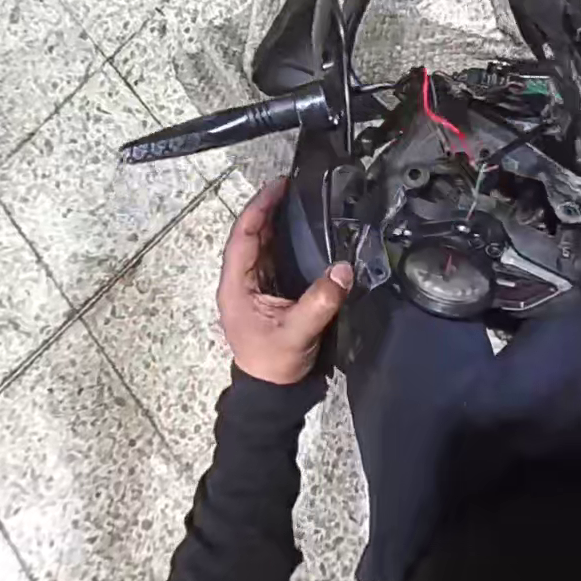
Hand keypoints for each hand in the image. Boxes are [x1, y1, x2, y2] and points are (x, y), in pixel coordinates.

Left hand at [218, 179, 354, 384]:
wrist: (271, 393)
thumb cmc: (274, 364)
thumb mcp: (297, 333)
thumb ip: (320, 302)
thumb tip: (343, 269)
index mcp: (236, 286)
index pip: (243, 237)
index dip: (258, 210)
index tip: (278, 188)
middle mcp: (241, 281)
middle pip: (251, 236)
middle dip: (268, 209)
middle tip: (292, 186)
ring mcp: (253, 287)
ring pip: (262, 246)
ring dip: (276, 223)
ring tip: (298, 200)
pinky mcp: (268, 293)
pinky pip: (274, 259)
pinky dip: (284, 241)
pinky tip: (302, 231)